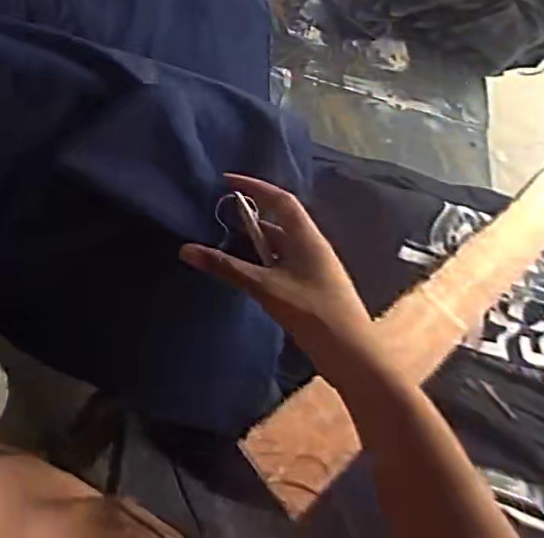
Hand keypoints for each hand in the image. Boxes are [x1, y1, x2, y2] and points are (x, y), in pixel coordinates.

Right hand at [180, 174, 374, 368]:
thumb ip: (226, 267)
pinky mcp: (312, 289)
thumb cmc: (315, 315)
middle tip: (218, 213)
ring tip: (223, 241)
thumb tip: (185, 249)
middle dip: (248, 215)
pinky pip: (281, 262)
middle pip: (278, 221)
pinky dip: (260, 259)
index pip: (280, 200)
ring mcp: (314, 270)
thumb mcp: (265, 288)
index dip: (254, 186)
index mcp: (308, 240)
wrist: (358, 363)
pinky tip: (244, 271)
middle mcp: (313, 249)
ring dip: (253, 241)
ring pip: (278, 244)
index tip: (226, 181)